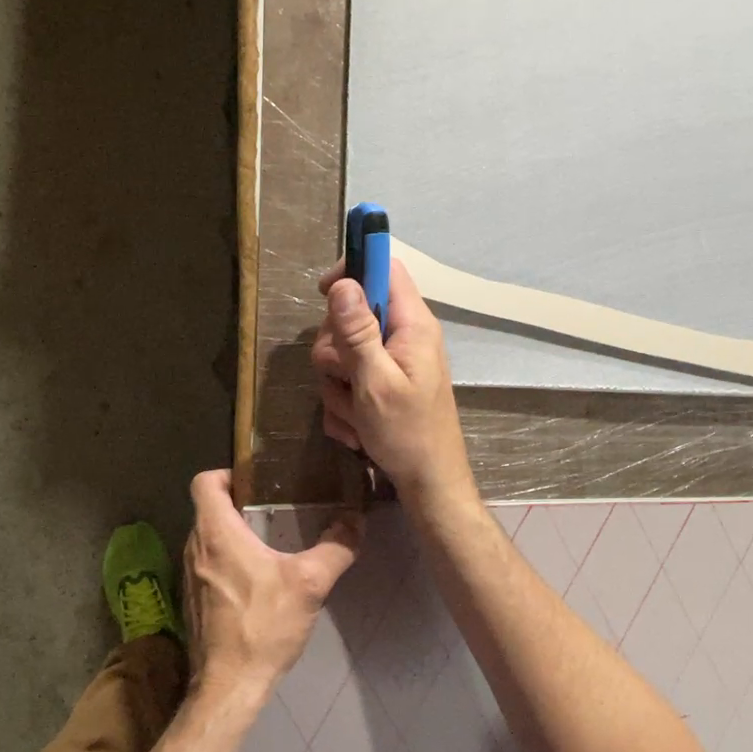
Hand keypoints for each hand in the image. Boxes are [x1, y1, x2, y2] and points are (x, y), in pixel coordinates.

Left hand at [183, 470, 361, 695]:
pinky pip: (207, 565)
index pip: (204, 481)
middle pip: (207, 509)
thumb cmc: (263, 626)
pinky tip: (256, 582)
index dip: (227, 473)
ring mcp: (188, 577)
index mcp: (216, 533)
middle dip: (237, 504)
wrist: (228, 686)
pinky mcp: (191, 602)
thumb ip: (336, 547)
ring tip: (269, 543)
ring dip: (232, 535)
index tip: (256, 481)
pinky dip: (226, 562)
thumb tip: (356, 520)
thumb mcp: (309, 584)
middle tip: (274, 509)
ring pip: (207, 539)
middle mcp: (194, 548)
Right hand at [310, 258, 472, 500]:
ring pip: (341, 353)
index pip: (383, 268)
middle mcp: (402, 336)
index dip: (352, 270)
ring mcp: (390, 362)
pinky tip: (357, 428)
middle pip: (350, 314)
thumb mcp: (376, 382)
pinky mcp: (380, 385)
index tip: (323, 293)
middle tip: (347, 379)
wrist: (428, 483)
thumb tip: (343, 284)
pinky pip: (346, 381)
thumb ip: (358, 332)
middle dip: (335, 351)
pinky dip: (344, 406)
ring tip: (357, 414)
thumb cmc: (408, 433)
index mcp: (412, 325)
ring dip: (338, 387)